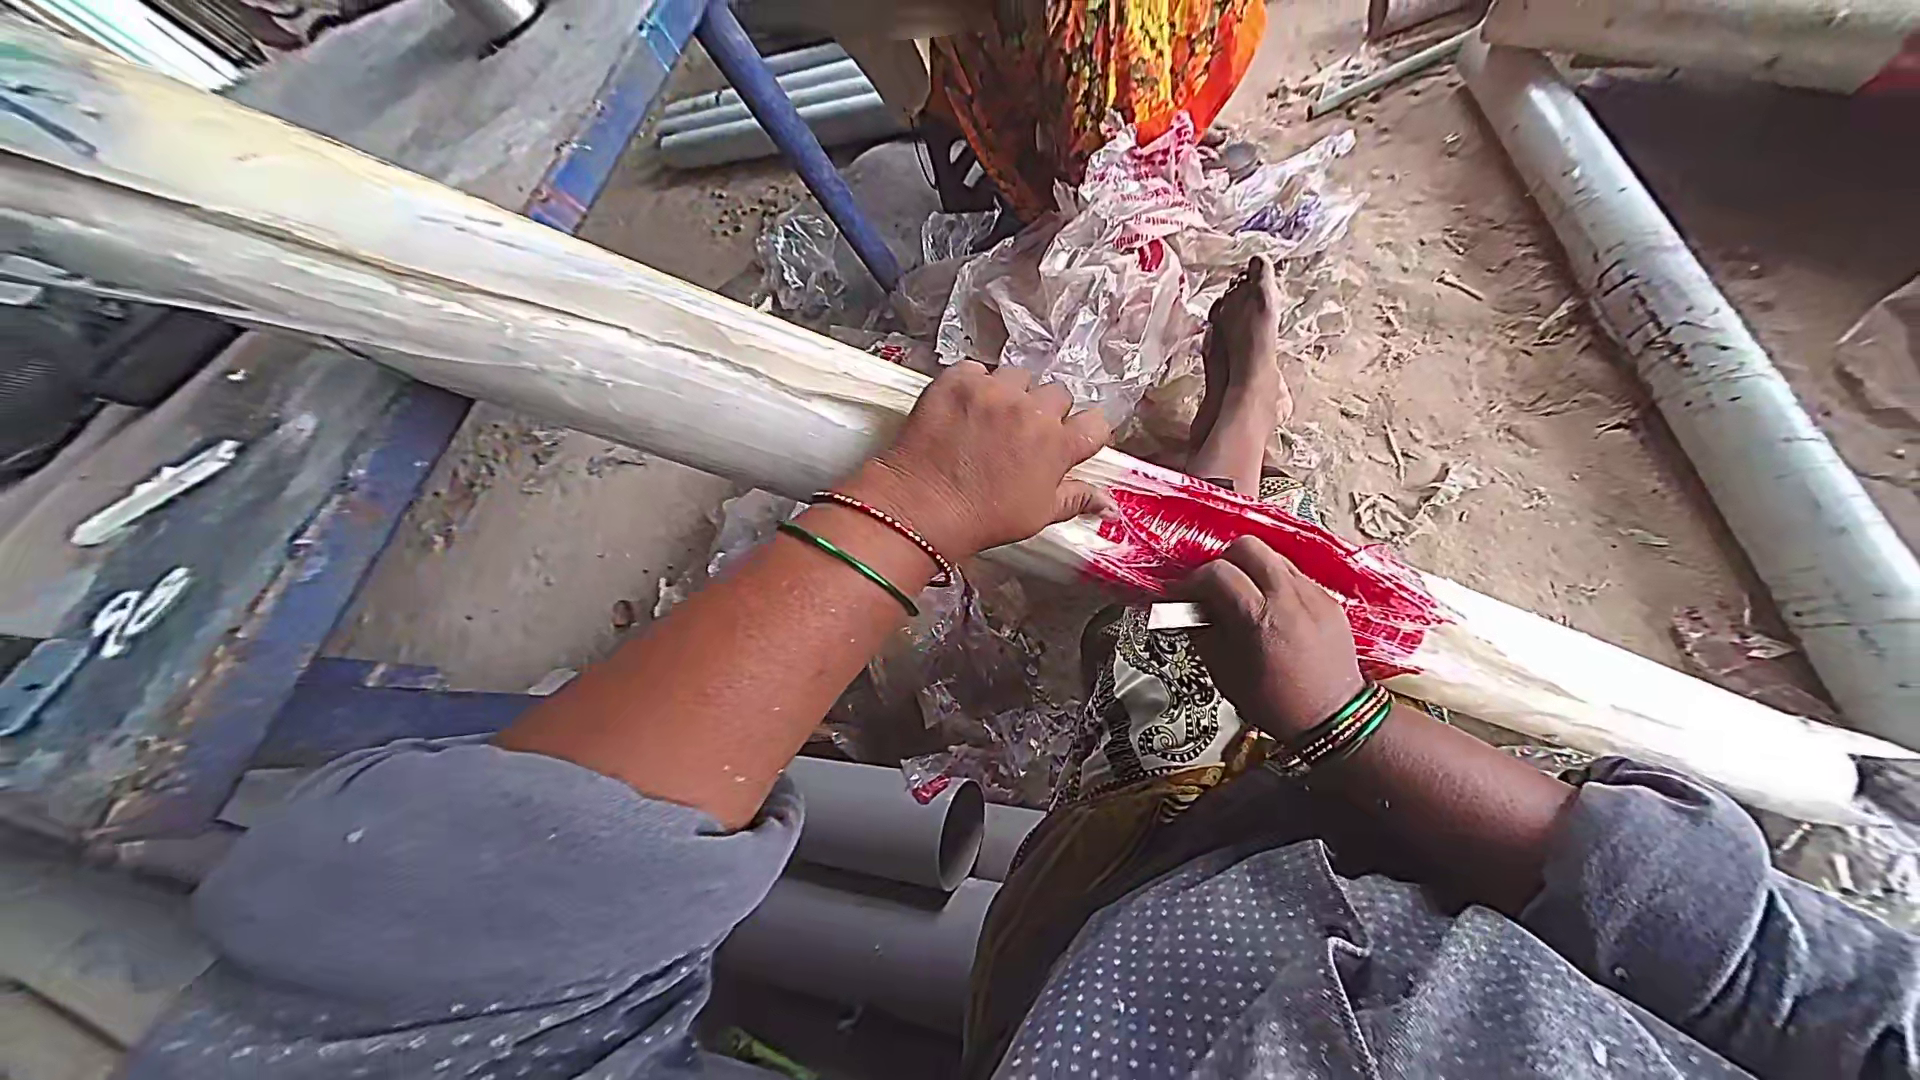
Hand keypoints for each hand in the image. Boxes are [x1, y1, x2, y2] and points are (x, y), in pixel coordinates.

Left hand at [843, 361, 1110, 558]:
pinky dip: (973, 386)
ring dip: (1010, 394)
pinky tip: (962, 411)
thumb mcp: (1037, 515)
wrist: (920, 508)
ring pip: (1017, 377)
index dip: (1081, 432)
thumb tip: (1110, 503)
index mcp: (1058, 445)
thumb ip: (1075, 499)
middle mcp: (1031, 410)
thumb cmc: (983, 518)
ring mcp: (994, 391)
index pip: (1095, 422)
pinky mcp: (958, 380)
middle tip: (1020, 433)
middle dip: (1044, 410)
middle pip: (1057, 393)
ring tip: (989, 418)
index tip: (1066, 440)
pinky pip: (977, 370)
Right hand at [1182, 537, 1366, 740]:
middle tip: (1211, 587)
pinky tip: (1265, 608)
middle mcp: (1289, 598)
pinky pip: (1292, 575)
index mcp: (1259, 618)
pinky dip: (1271, 583)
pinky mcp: (1328, 600)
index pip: (1216, 572)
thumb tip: (1183, 607)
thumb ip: (1200, 629)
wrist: (1335, 719)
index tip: (1181, 594)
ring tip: (1239, 596)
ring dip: (1247, 570)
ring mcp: (1314, 595)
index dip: (1191, 581)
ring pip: (1271, 556)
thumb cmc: (1275, 702)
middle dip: (1221, 562)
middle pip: (1247, 547)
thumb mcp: (1222, 669)